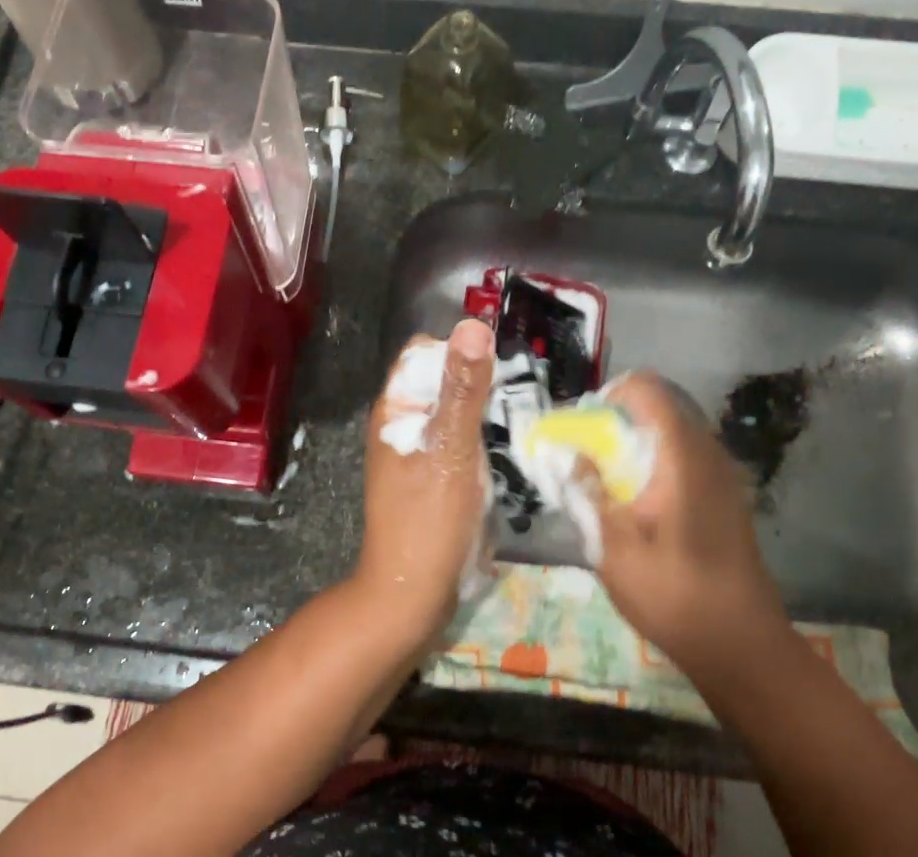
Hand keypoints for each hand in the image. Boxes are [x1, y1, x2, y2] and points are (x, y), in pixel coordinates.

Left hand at [354, 319, 494, 644]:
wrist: (413, 593)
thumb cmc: (430, 518)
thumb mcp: (452, 447)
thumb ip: (463, 388)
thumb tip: (472, 325)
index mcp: (395, 410)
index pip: (422, 354)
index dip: (458, 351)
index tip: (498, 367)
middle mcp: (401, 426)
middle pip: (442, 383)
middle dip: (478, 383)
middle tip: (519, 398)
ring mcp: (416, 455)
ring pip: (454, 415)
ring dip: (485, 415)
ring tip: (521, 423)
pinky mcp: (433, 481)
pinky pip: (460, 445)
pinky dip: (482, 442)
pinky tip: (508, 454)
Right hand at [587, 372, 790, 679]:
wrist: (740, 644)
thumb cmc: (672, 592)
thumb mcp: (612, 545)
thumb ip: (587, 490)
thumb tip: (569, 452)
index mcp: (680, 455)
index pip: (647, 389)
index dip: (609, 396)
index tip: (583, 429)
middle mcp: (707, 454)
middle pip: (659, 409)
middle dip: (617, 424)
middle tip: (587, 459)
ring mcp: (723, 476)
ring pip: (672, 435)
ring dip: (635, 447)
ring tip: (607, 484)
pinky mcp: (726, 499)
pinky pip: (685, 460)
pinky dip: (655, 466)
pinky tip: (638, 508)